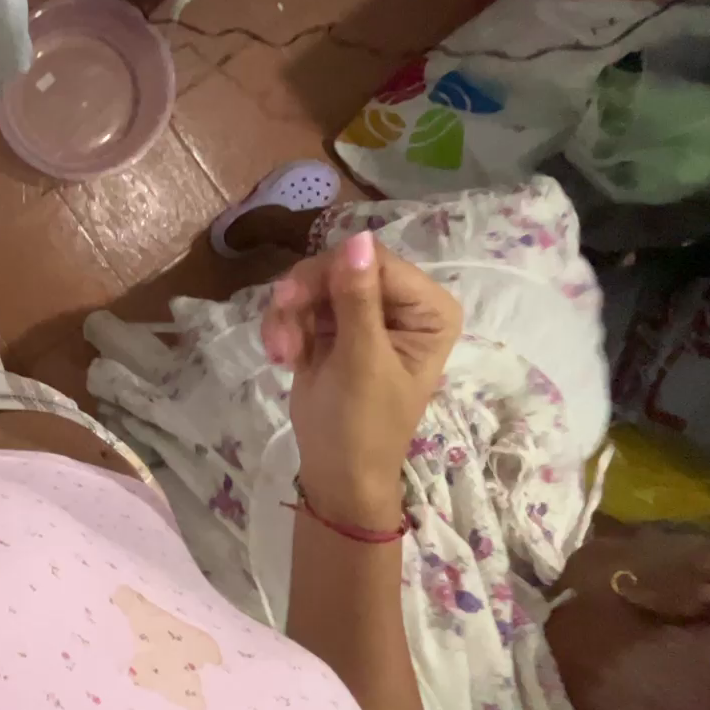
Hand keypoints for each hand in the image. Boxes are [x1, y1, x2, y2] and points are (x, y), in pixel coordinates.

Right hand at [263, 231, 460, 530]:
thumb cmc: (362, 423)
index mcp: (427, 309)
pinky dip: (283, 328)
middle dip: (302, 300)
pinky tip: (283, 356)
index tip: (291, 300)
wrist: (335, 470)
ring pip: (310, 287)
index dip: (330, 274)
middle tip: (282, 335)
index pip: (374, 261)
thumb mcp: (361, 359)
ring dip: (287, 318)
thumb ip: (357, 298)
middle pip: (337, 268)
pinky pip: (297, 306)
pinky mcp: (330, 328)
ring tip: (282, 354)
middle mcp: (398, 305)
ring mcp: (361, 315)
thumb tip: (358, 238)